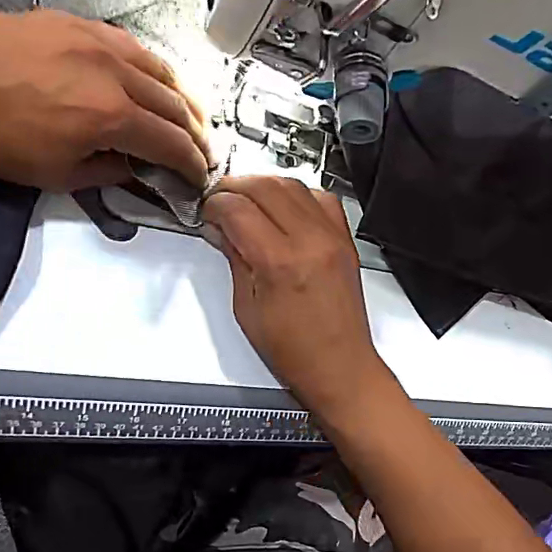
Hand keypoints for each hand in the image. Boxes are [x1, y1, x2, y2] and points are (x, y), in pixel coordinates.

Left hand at [0, 10, 210, 190]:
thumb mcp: (57, 174)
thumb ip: (108, 171)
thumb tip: (135, 167)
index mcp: (113, 115)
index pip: (171, 142)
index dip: (191, 162)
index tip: (198, 174)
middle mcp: (116, 72)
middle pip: (175, 103)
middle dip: (195, 131)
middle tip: (201, 148)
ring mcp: (99, 40)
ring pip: (160, 67)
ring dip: (181, 94)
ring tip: (188, 112)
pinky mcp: (78, 22)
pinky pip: (131, 44)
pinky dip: (151, 66)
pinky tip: (151, 76)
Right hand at [201, 176, 392, 413]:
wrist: (340, 366)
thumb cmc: (295, 351)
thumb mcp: (246, 308)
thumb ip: (235, 259)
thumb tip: (222, 229)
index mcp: (279, 262)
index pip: (238, 208)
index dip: (215, 204)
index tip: (207, 210)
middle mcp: (310, 241)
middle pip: (265, 186)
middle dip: (235, 187)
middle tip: (220, 198)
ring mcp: (332, 237)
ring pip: (293, 184)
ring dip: (264, 185)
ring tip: (246, 199)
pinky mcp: (345, 239)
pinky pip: (321, 197)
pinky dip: (297, 193)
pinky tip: (283, 206)